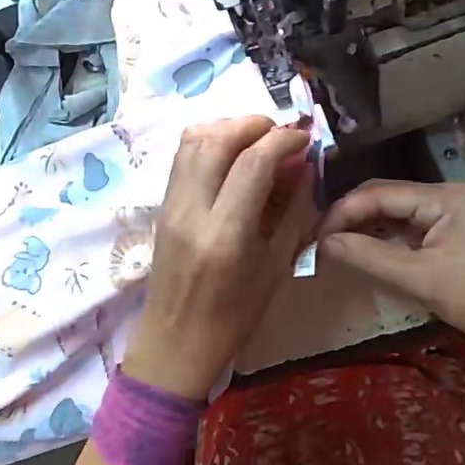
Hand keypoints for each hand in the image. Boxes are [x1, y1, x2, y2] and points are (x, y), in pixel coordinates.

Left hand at [128, 116, 317, 399]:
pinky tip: (230, 155)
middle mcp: (192, 211)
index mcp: (226, 235)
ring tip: (255, 140)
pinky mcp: (160, 205)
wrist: (176, 341)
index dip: (284, 139)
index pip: (253, 161)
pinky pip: (182, 157)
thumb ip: (293, 211)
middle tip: (280, 135)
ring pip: (192, 139)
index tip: (304, 139)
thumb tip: (303, 165)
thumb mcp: (276, 266)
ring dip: (228, 127)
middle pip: (217, 138)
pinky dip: (208, 142)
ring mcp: (170, 205)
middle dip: (254, 124)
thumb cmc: (235, 316)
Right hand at [317, 180, 464, 362]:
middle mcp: (448, 195)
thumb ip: (370, 257)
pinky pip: (410, 229)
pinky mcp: (453, 232)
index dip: (342, 212)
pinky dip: (386, 240)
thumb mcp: (422, 280)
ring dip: (366, 229)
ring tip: (333, 247)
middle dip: (351, 218)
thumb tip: (322, 243)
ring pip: (396, 214)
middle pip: (386, 198)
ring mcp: (452, 213)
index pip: (380, 193)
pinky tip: (364, 251)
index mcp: (445, 197)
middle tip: (318, 242)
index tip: (314, 237)